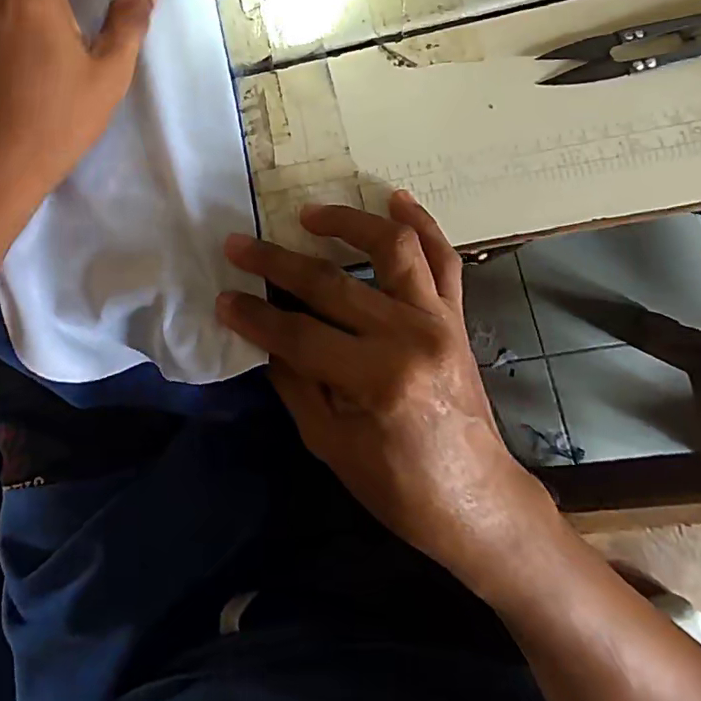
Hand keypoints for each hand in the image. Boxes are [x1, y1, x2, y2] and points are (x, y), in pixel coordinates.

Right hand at [216, 191, 558, 584]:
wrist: (477, 502)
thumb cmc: (398, 485)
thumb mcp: (329, 443)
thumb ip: (294, 380)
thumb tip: (262, 332)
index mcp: (377, 380)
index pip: (299, 334)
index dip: (255, 316)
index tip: (223, 297)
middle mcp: (411, 337)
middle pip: (332, 284)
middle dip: (276, 262)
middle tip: (239, 244)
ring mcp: (439, 321)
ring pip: (393, 248)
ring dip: (348, 222)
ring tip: (310, 214)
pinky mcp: (456, 317)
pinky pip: (443, 258)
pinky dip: (421, 224)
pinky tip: (395, 199)